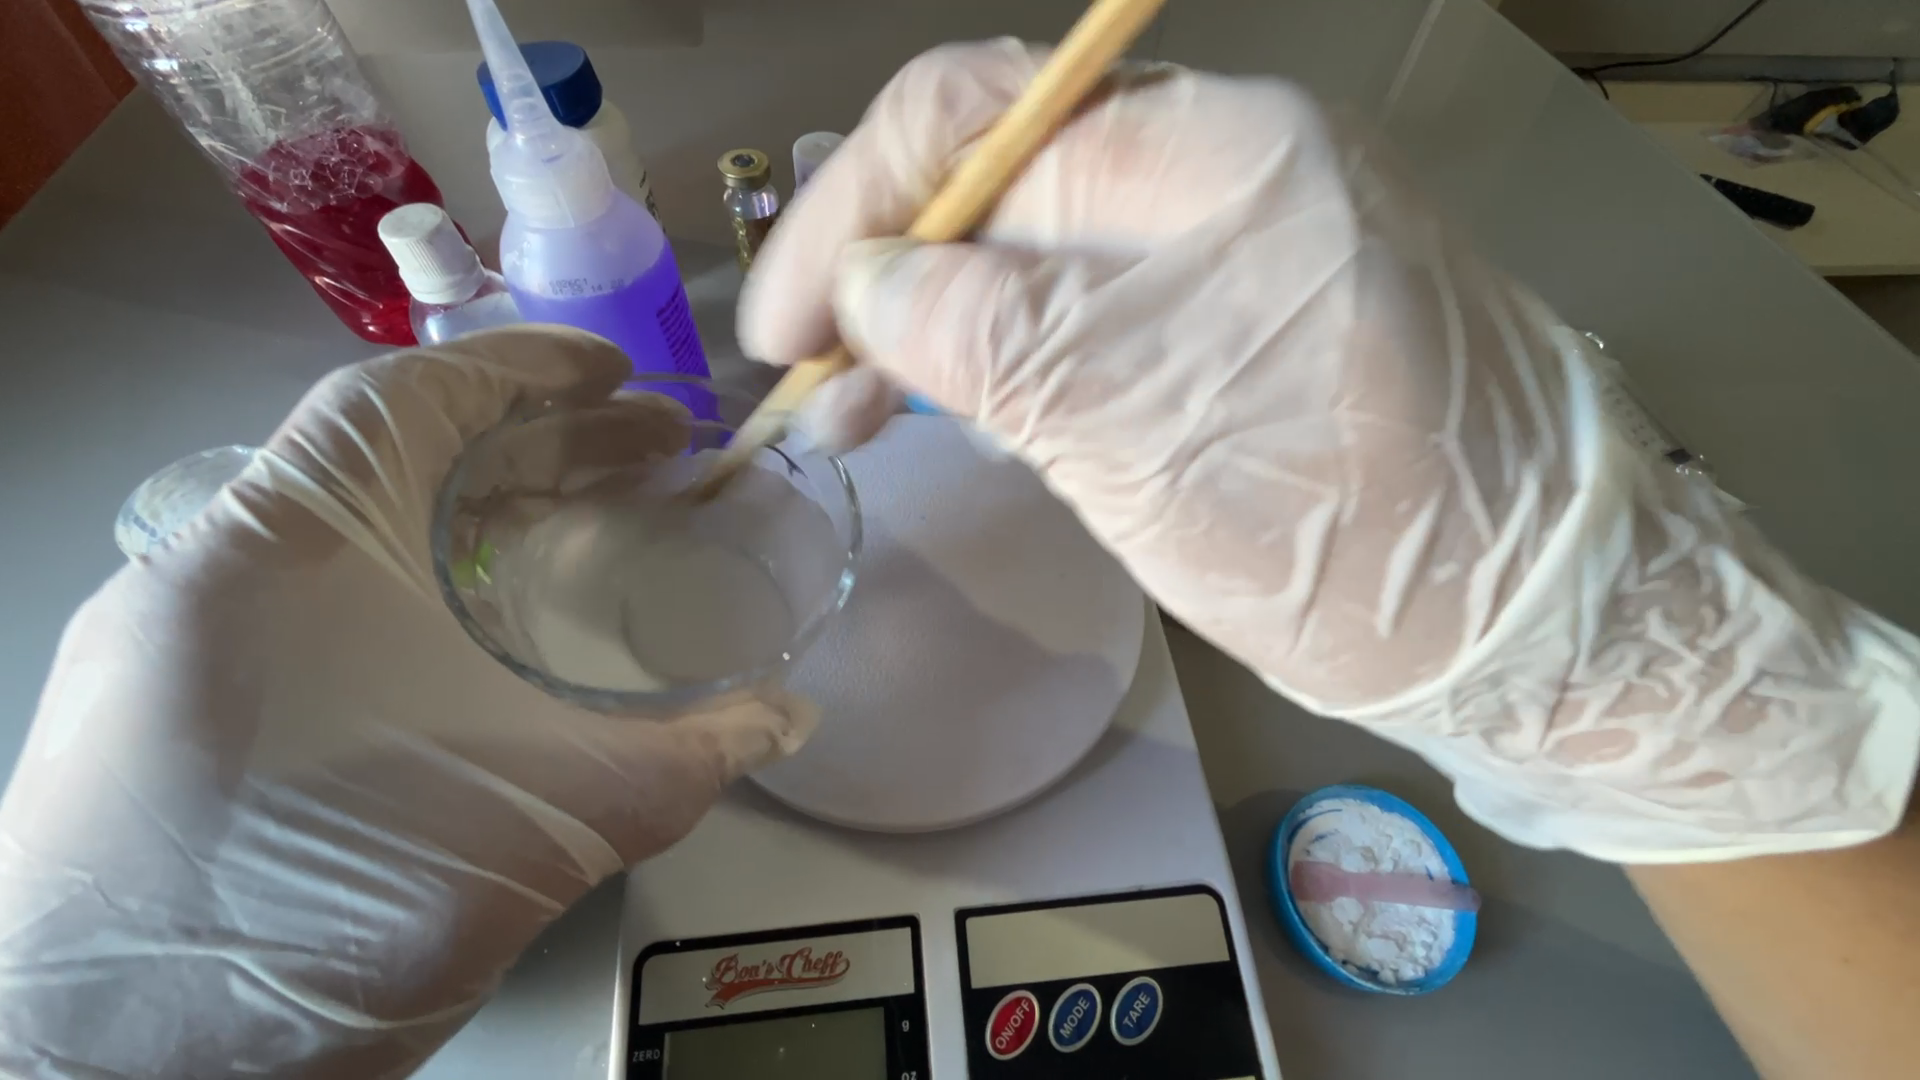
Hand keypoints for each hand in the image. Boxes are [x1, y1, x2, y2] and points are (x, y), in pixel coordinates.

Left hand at [0, 327, 812, 1077]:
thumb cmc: (338, 906)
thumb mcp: (553, 817)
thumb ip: (694, 756)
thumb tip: (793, 717)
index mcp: (295, 548)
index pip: (406, 395)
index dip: (523, 364)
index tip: (621, 372)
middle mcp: (236, 566)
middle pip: (413, 451)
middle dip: (551, 437)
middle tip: (662, 449)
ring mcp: (209, 631)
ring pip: (386, 518)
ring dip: (505, 500)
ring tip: (614, 511)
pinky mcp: (212, 695)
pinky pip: (355, 581)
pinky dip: (453, 563)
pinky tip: (518, 608)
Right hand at [742, 40, 1919, 860]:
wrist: (1509, 618)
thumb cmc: (1347, 528)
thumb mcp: (1151, 431)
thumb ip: (999, 342)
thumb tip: (866, 284)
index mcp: (1204, 160)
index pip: (975, 125)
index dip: (852, 213)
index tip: (782, 325)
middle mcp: (1201, 183)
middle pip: (987, 192)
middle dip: (876, 281)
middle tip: (808, 387)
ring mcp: (1200, 263)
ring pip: (1017, 266)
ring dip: (921, 331)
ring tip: (852, 412)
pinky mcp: (1199, 338)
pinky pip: (1063, 326)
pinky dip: (987, 365)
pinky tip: (944, 409)